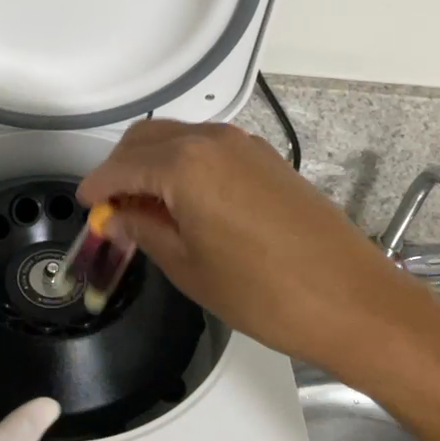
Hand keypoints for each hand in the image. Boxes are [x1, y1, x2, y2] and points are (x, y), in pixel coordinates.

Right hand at [77, 121, 431, 366]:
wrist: (353, 301)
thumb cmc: (264, 293)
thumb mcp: (188, 267)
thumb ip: (145, 231)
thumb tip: (119, 217)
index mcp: (185, 164)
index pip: (122, 166)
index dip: (97, 187)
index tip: (86, 207)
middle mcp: (214, 141)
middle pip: (147, 139)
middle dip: (121, 168)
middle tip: (111, 209)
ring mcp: (246, 147)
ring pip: (180, 140)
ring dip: (153, 165)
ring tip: (145, 210)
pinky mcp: (268, 161)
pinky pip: (210, 150)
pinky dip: (184, 167)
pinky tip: (184, 204)